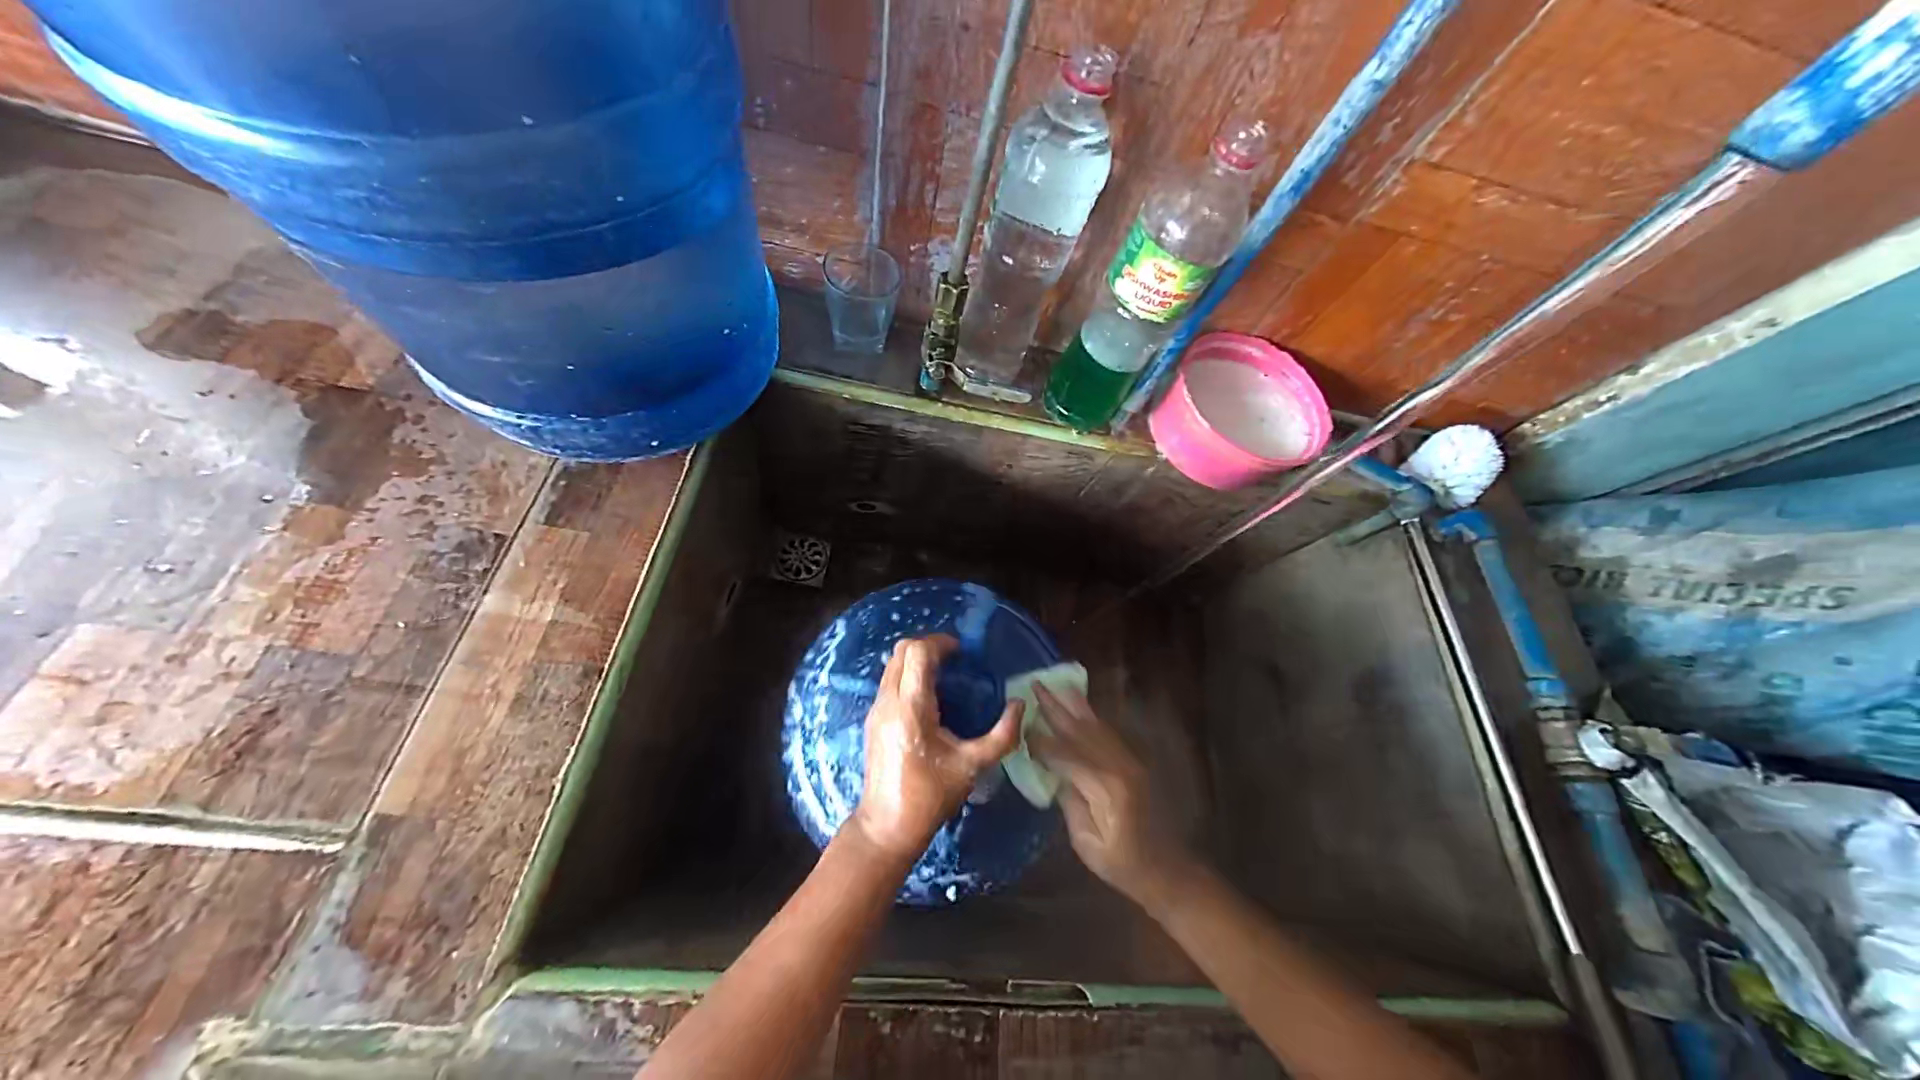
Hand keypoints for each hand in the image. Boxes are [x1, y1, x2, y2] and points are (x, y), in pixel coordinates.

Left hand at [851, 634, 1022, 861]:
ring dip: (917, 659)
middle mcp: (889, 701)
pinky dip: (908, 674)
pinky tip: (929, 696)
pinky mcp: (874, 719)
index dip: (941, 643)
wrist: (887, 825)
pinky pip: (889, 680)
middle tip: (955, 658)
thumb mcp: (972, 767)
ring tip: (945, 674)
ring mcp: (877, 709)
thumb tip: (1020, 706)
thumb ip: (1002, 735)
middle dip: (929, 646)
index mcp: (911, 708)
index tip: (963, 652)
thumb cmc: (930, 796)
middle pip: (901, 650)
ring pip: (892, 664)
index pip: (918, 653)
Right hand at [1030, 684, 1195, 911]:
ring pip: (1097, 727)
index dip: (1041, 741)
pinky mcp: (1136, 762)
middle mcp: (1120, 766)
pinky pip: (1109, 733)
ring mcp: (1131, 761)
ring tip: (1055, 686)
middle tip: (1035, 685)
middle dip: (1056, 709)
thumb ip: (1069, 802)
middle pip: (1082, 731)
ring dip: (1074, 705)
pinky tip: (1079, 706)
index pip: (1066, 755)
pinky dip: (1091, 717)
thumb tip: (1052, 770)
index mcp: (1107, 788)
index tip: (1020, 726)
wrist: (1168, 870)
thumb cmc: (1123, 865)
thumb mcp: (1086, 842)